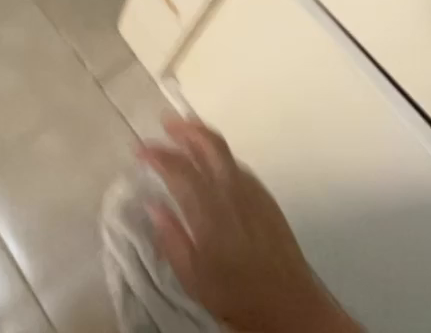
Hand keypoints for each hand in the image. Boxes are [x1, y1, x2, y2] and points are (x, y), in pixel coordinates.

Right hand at [137, 115, 358, 332]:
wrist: (291, 308)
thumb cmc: (236, 296)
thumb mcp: (193, 277)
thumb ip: (170, 238)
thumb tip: (153, 205)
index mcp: (208, 210)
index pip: (178, 169)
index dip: (156, 153)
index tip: (138, 149)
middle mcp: (231, 193)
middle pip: (208, 145)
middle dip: (185, 129)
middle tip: (166, 121)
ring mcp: (252, 193)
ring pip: (225, 152)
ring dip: (202, 136)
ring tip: (186, 130)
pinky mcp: (266, 199)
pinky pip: (239, 166)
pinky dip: (221, 155)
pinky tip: (213, 163)